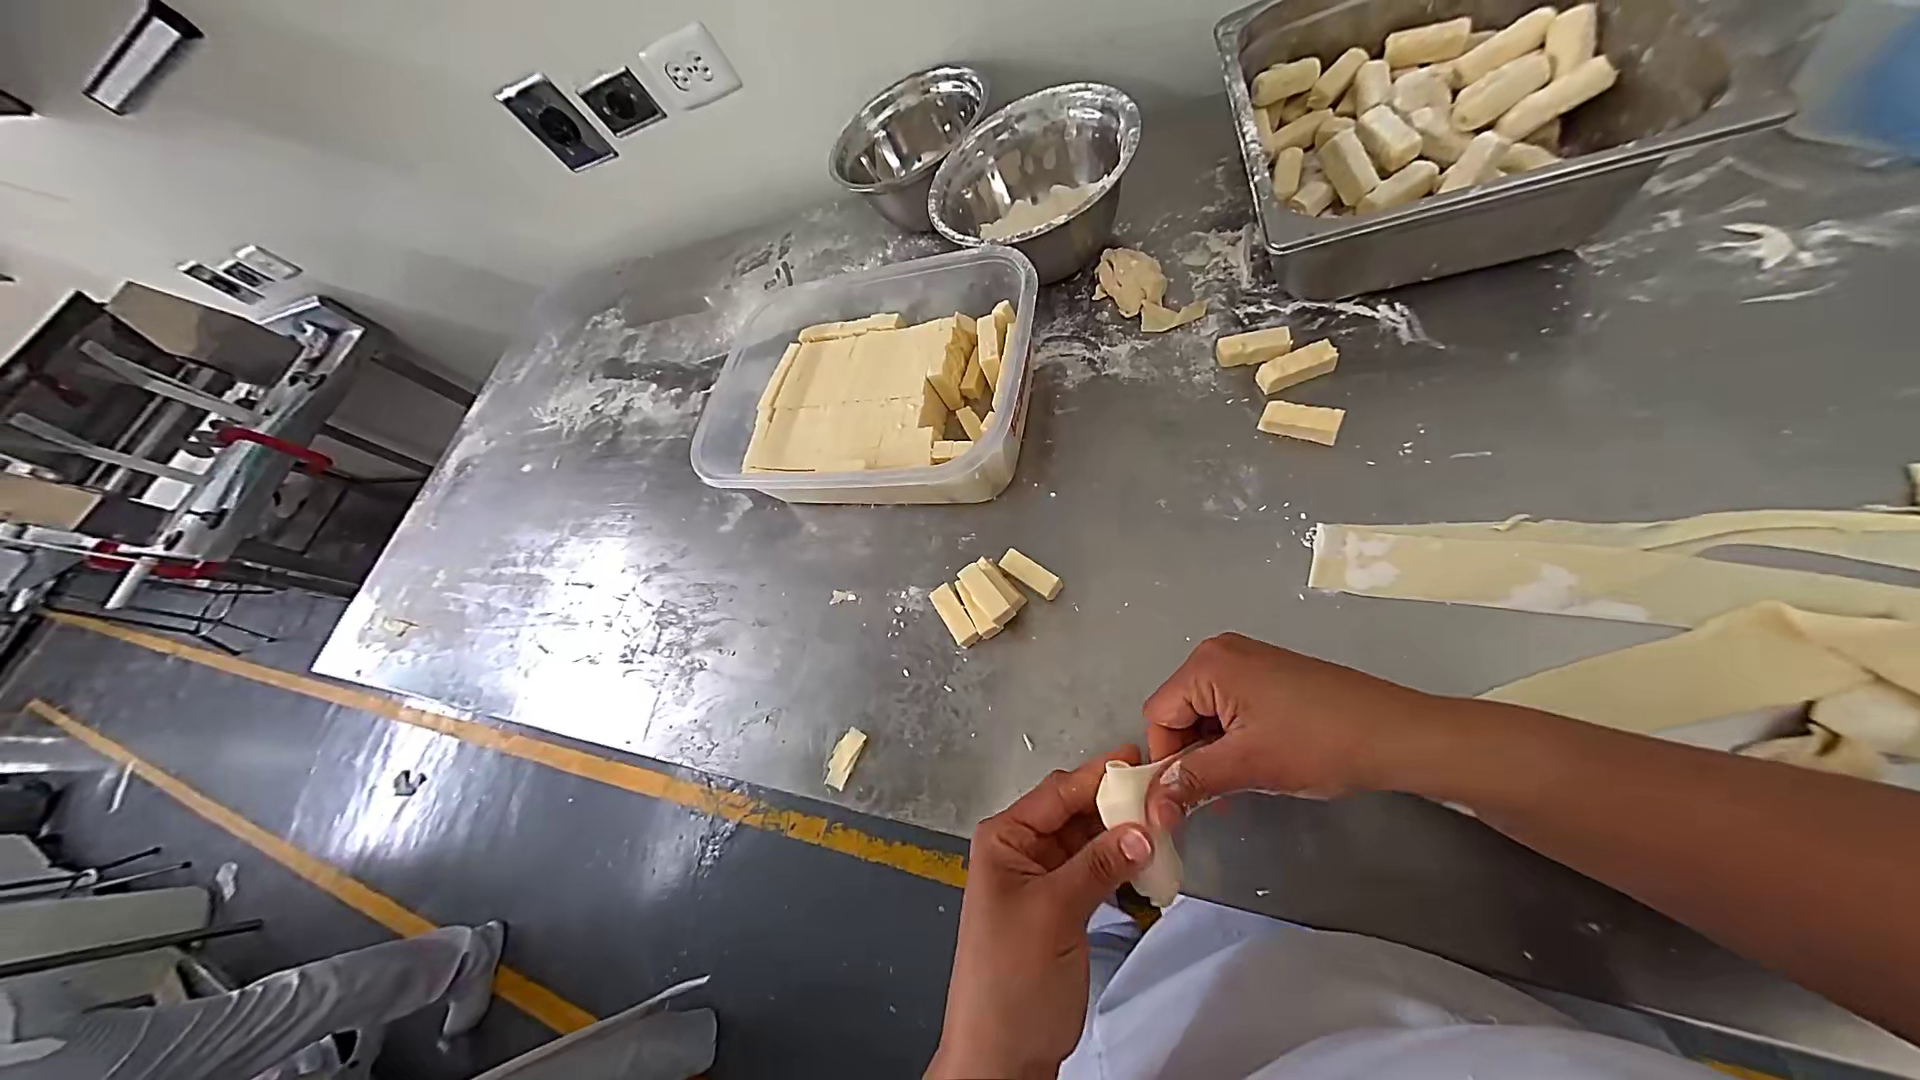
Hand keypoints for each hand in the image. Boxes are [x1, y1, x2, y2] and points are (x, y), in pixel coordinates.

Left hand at [927, 748, 1155, 1079]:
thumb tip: (1141, 830)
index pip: (1056, 793)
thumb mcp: (1054, 913)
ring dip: (1120, 836)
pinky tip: (1145, 865)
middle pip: (1074, 812)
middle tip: (1159, 800)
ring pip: (1088, 840)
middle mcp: (1021, 849)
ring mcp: (1042, 876)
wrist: (1004, 1054)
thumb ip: (1098, 866)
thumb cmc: (1010, 979)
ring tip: (1160, 830)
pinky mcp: (1062, 903)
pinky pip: (1094, 869)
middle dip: (1114, 806)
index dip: (1096, 775)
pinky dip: (1119, 865)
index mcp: (1004, 838)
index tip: (1137, 761)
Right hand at [1142, 632, 1437, 830]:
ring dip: (1215, 748)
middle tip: (1220, 788)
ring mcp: (1247, 658)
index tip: (1187, 792)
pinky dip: (1234, 735)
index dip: (1167, 757)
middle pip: (1179, 710)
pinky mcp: (1269, 672)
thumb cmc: (1319, 744)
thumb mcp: (1248, 766)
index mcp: (1207, 664)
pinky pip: (1230, 704)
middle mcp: (1220, 652)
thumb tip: (1152, 807)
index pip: (1158, 714)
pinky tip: (1261, 756)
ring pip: (1205, 712)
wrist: (1399, 734)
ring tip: (1247, 774)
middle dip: (1193, 753)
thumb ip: (1191, 781)